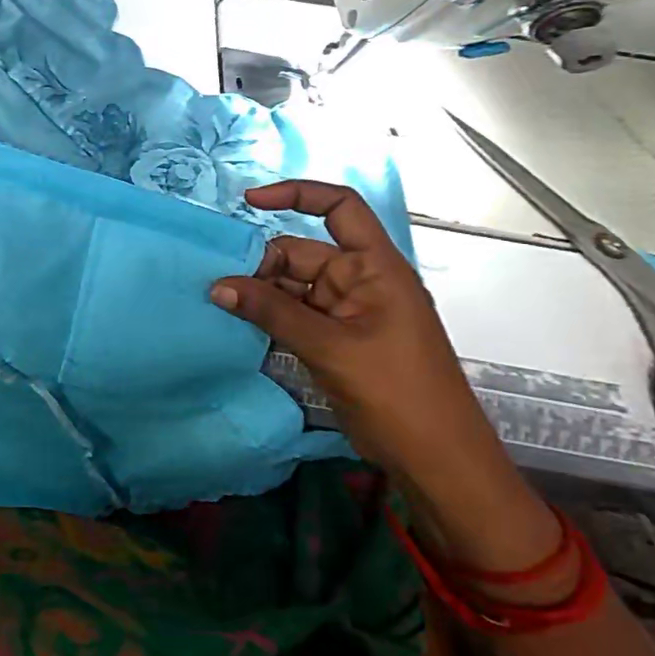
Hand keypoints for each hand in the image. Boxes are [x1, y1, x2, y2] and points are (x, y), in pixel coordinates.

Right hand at [209, 180, 487, 471]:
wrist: (435, 461)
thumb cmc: (398, 393)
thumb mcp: (331, 347)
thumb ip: (273, 312)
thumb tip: (219, 286)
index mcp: (376, 266)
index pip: (339, 208)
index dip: (297, 194)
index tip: (250, 201)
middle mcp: (361, 280)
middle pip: (302, 253)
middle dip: (262, 264)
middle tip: (219, 286)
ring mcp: (347, 312)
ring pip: (293, 287)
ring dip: (261, 295)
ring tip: (219, 305)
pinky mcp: (336, 341)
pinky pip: (295, 316)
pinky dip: (270, 319)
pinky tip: (238, 325)